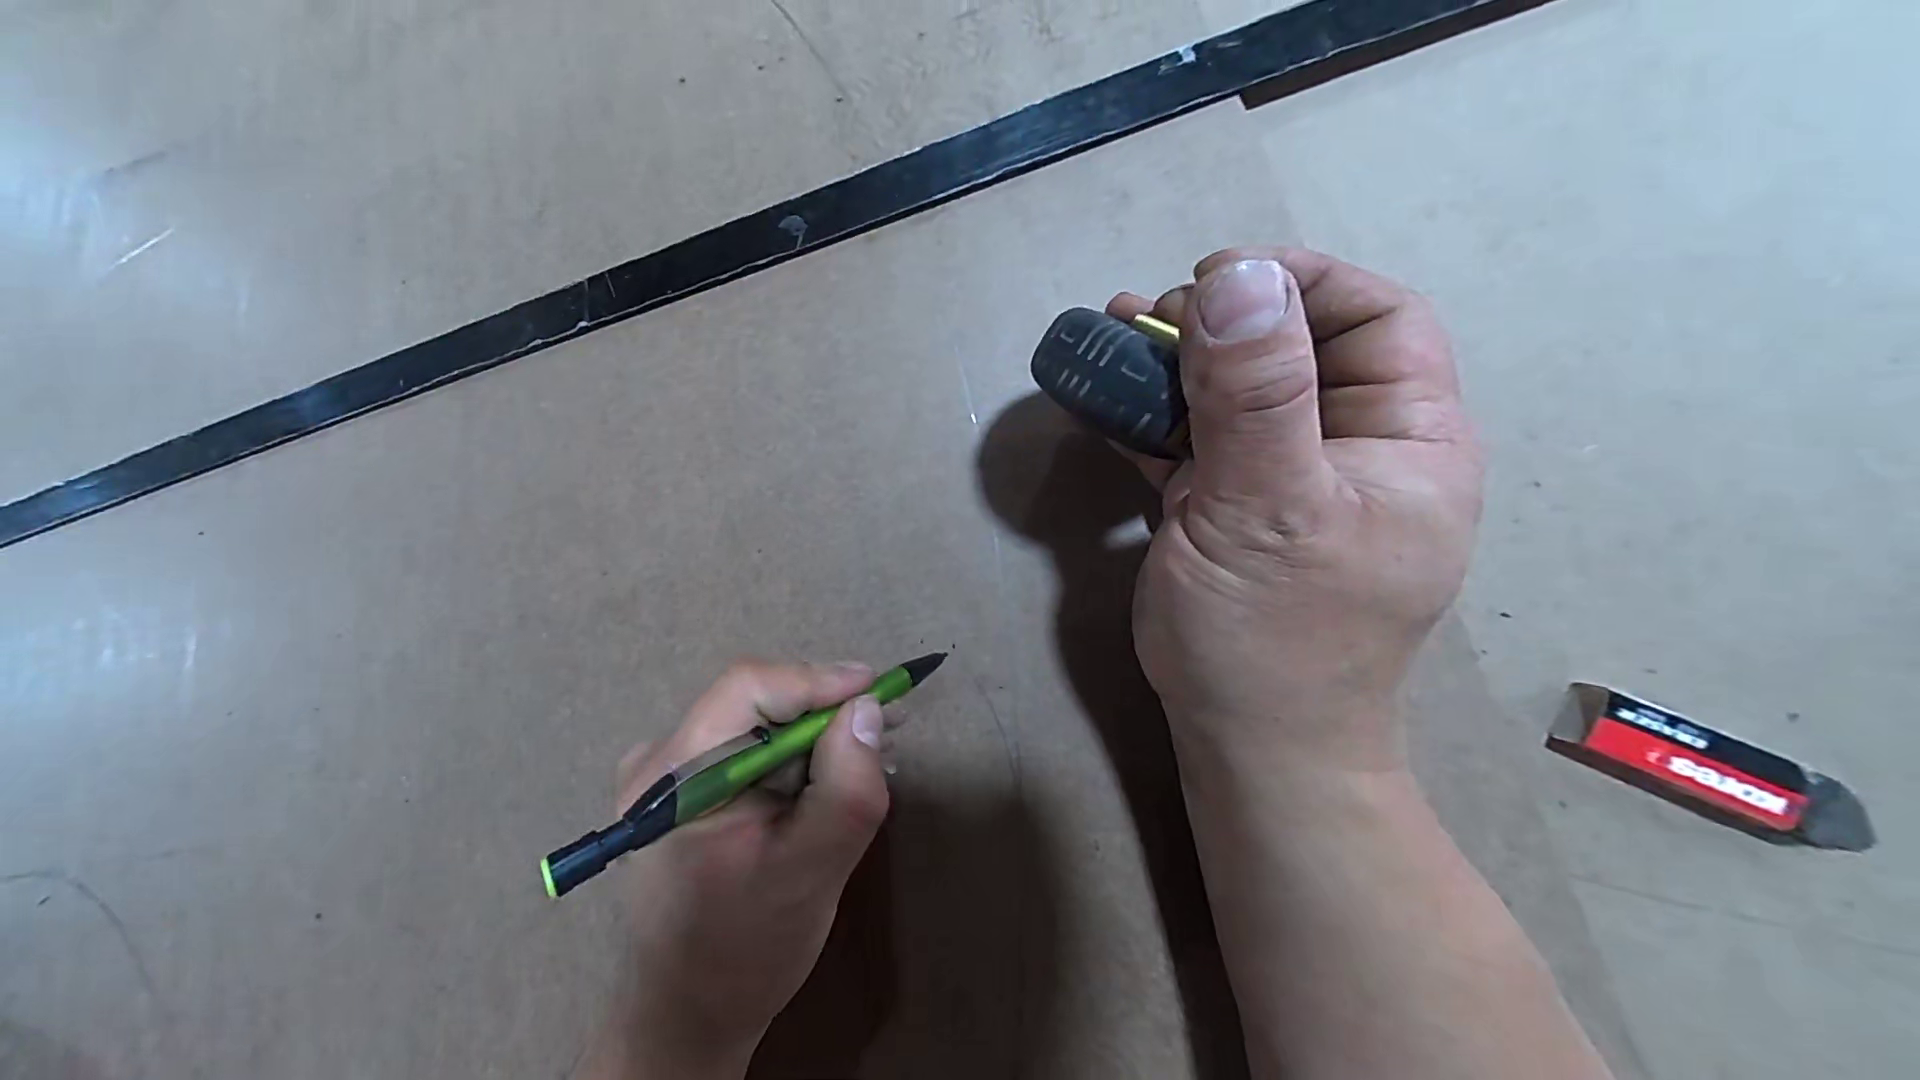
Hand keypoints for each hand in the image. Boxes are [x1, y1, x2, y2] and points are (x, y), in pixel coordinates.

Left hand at [579, 661, 892, 1079]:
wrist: (692, 1009)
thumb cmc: (747, 949)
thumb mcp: (812, 871)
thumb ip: (845, 788)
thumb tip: (867, 707)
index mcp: (673, 777)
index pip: (747, 688)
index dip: (817, 680)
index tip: (879, 690)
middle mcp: (662, 759)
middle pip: (757, 699)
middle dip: (828, 707)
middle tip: (890, 721)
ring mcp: (673, 771)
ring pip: (762, 719)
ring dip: (821, 731)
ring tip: (875, 749)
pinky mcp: (691, 785)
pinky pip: (755, 743)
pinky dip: (802, 752)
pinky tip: (837, 772)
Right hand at [1106, 247, 1482, 774]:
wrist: (1246, 740)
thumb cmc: (1275, 636)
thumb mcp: (1270, 510)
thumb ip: (1258, 396)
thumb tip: (1240, 277)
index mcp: (1403, 440)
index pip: (1375, 318)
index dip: (1300, 283)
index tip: (1216, 281)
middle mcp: (1347, 448)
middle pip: (1292, 348)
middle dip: (1221, 321)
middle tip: (1151, 319)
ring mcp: (1281, 478)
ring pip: (1233, 393)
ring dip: (1174, 363)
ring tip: (1113, 336)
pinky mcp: (1226, 506)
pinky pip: (1193, 440)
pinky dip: (1152, 416)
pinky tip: (1109, 399)